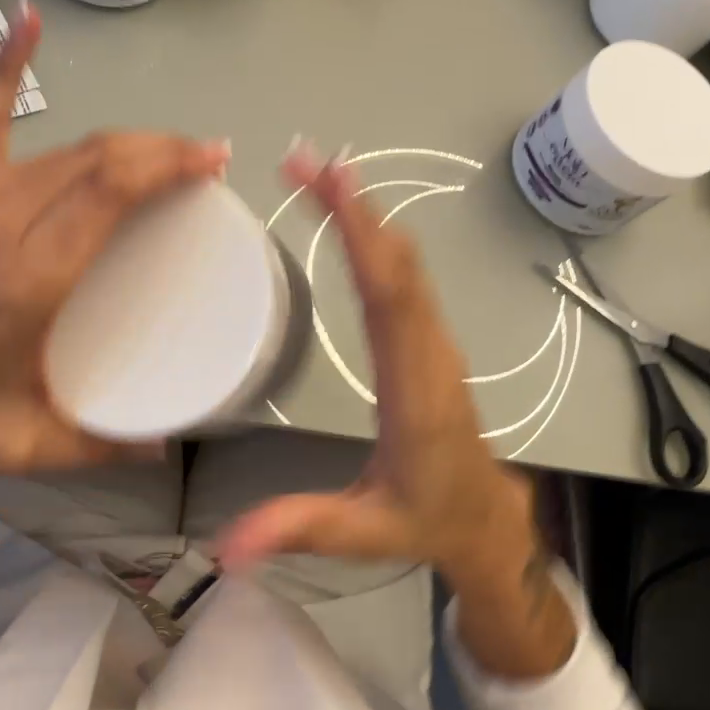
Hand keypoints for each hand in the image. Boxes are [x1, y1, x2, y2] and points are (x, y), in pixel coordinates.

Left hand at [0, 1, 228, 504]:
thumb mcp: (15, 443)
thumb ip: (96, 445)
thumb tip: (167, 446)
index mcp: (23, 281)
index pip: (109, 196)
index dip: (168, 165)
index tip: (213, 162)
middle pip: (96, 161)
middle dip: (160, 149)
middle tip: (207, 158)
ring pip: (62, 146)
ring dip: (123, 138)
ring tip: (167, 146)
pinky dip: (7, 64)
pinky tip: (29, 19)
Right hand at [217, 144, 575, 677]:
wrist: (486, 517)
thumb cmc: (427, 519)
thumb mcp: (365, 531)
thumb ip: (298, 529)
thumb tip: (222, 549)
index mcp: (414, 389)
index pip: (389, 300)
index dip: (362, 238)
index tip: (331, 184)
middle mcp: (429, 350)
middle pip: (396, 264)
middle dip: (352, 206)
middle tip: (301, 160)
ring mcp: (433, 340)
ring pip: (404, 262)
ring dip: (363, 213)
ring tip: (314, 173)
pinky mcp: (427, 338)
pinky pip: (403, 275)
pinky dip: (374, 235)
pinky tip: (346, 215)